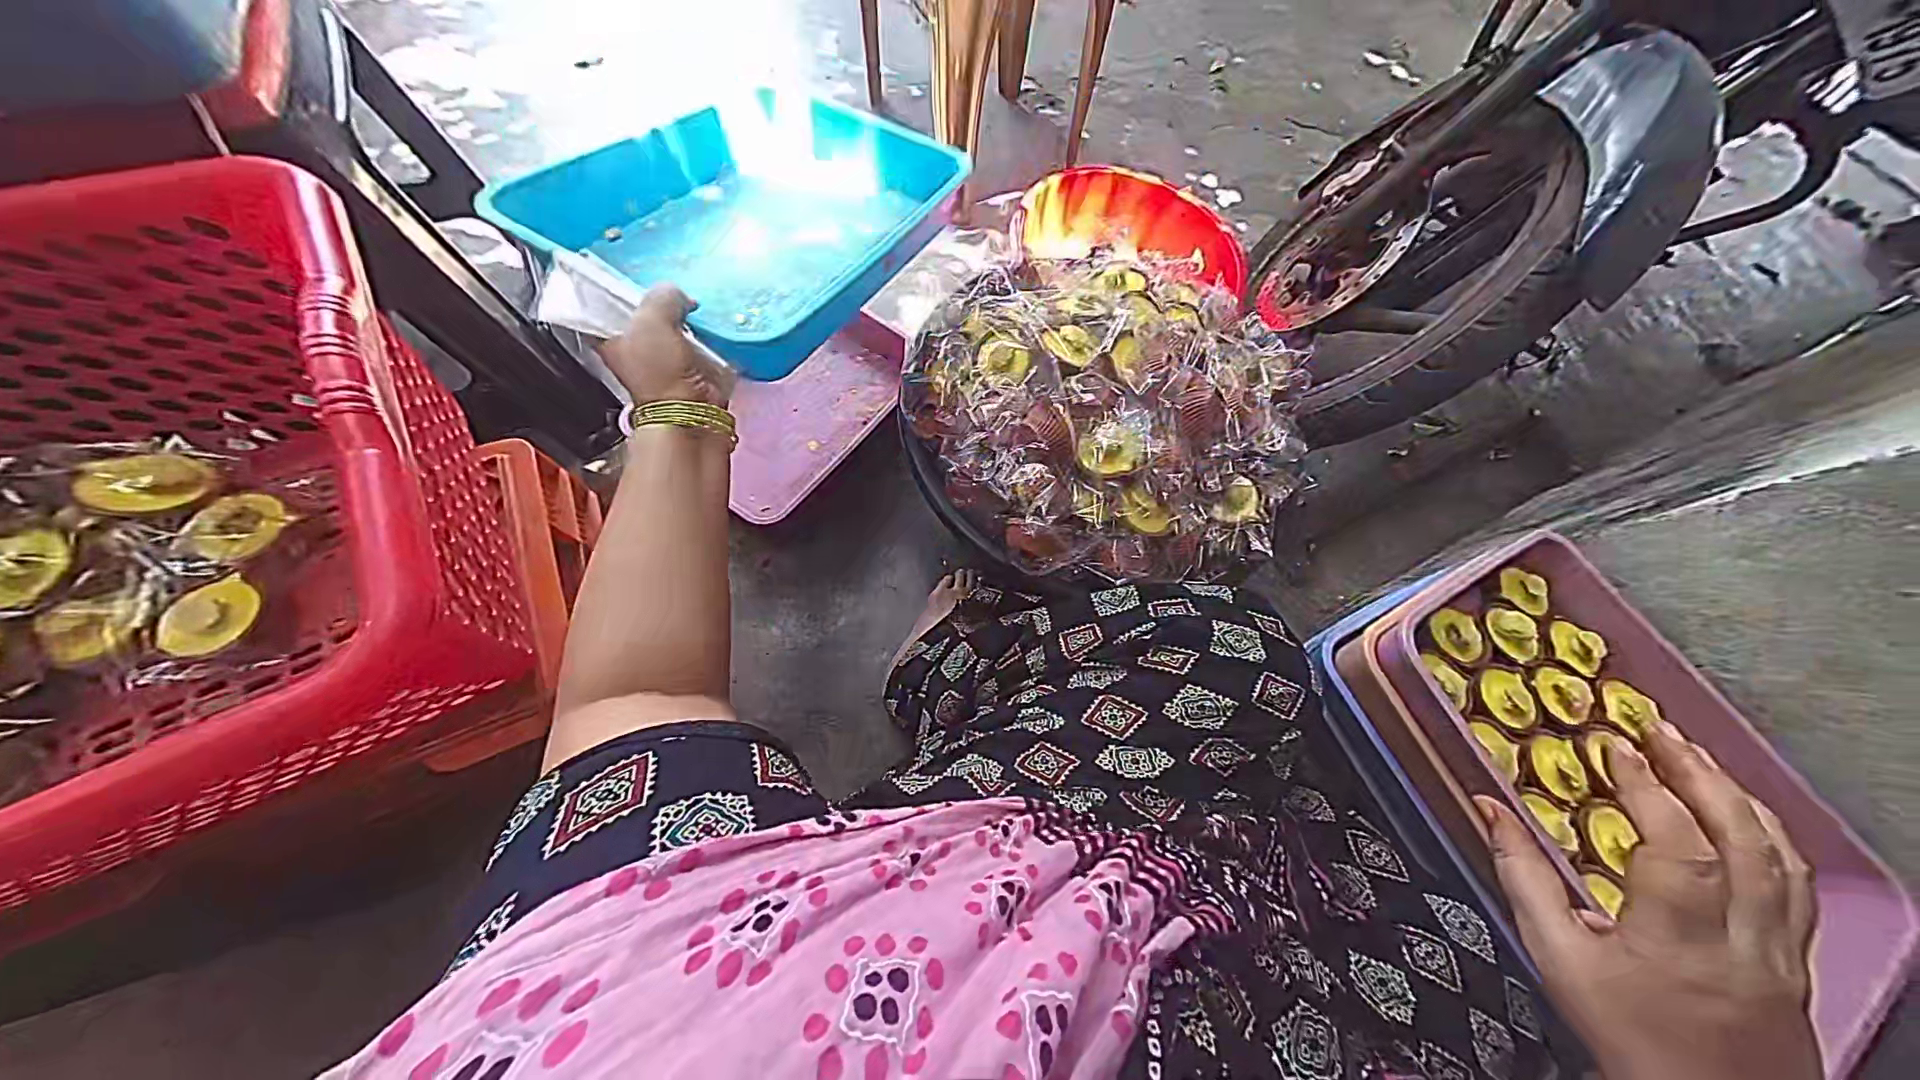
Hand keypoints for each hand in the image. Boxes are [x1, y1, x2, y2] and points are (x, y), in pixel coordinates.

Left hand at [597, 285, 734, 406]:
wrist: (691, 410)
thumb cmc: (660, 368)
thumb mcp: (652, 318)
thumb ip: (664, 296)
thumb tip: (681, 296)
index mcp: (609, 339)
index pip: (610, 305)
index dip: (627, 290)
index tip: (646, 281)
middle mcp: (633, 352)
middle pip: (647, 317)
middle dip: (665, 306)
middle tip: (680, 296)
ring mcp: (663, 364)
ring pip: (674, 331)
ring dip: (688, 324)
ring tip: (699, 313)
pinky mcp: (690, 374)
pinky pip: (698, 348)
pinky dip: (706, 341)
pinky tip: (711, 333)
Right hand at [1477, 722, 1818, 1079]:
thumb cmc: (1622, 1028)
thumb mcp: (1554, 952)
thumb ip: (1520, 875)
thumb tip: (1487, 807)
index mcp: (1678, 937)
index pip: (1678, 848)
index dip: (1647, 789)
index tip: (1614, 745)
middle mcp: (1744, 938)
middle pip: (1743, 843)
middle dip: (1700, 775)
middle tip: (1660, 730)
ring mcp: (1782, 949)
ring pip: (1780, 860)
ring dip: (1737, 796)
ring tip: (1696, 755)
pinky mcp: (1796, 957)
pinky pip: (1794, 883)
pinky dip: (1765, 832)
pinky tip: (1738, 810)